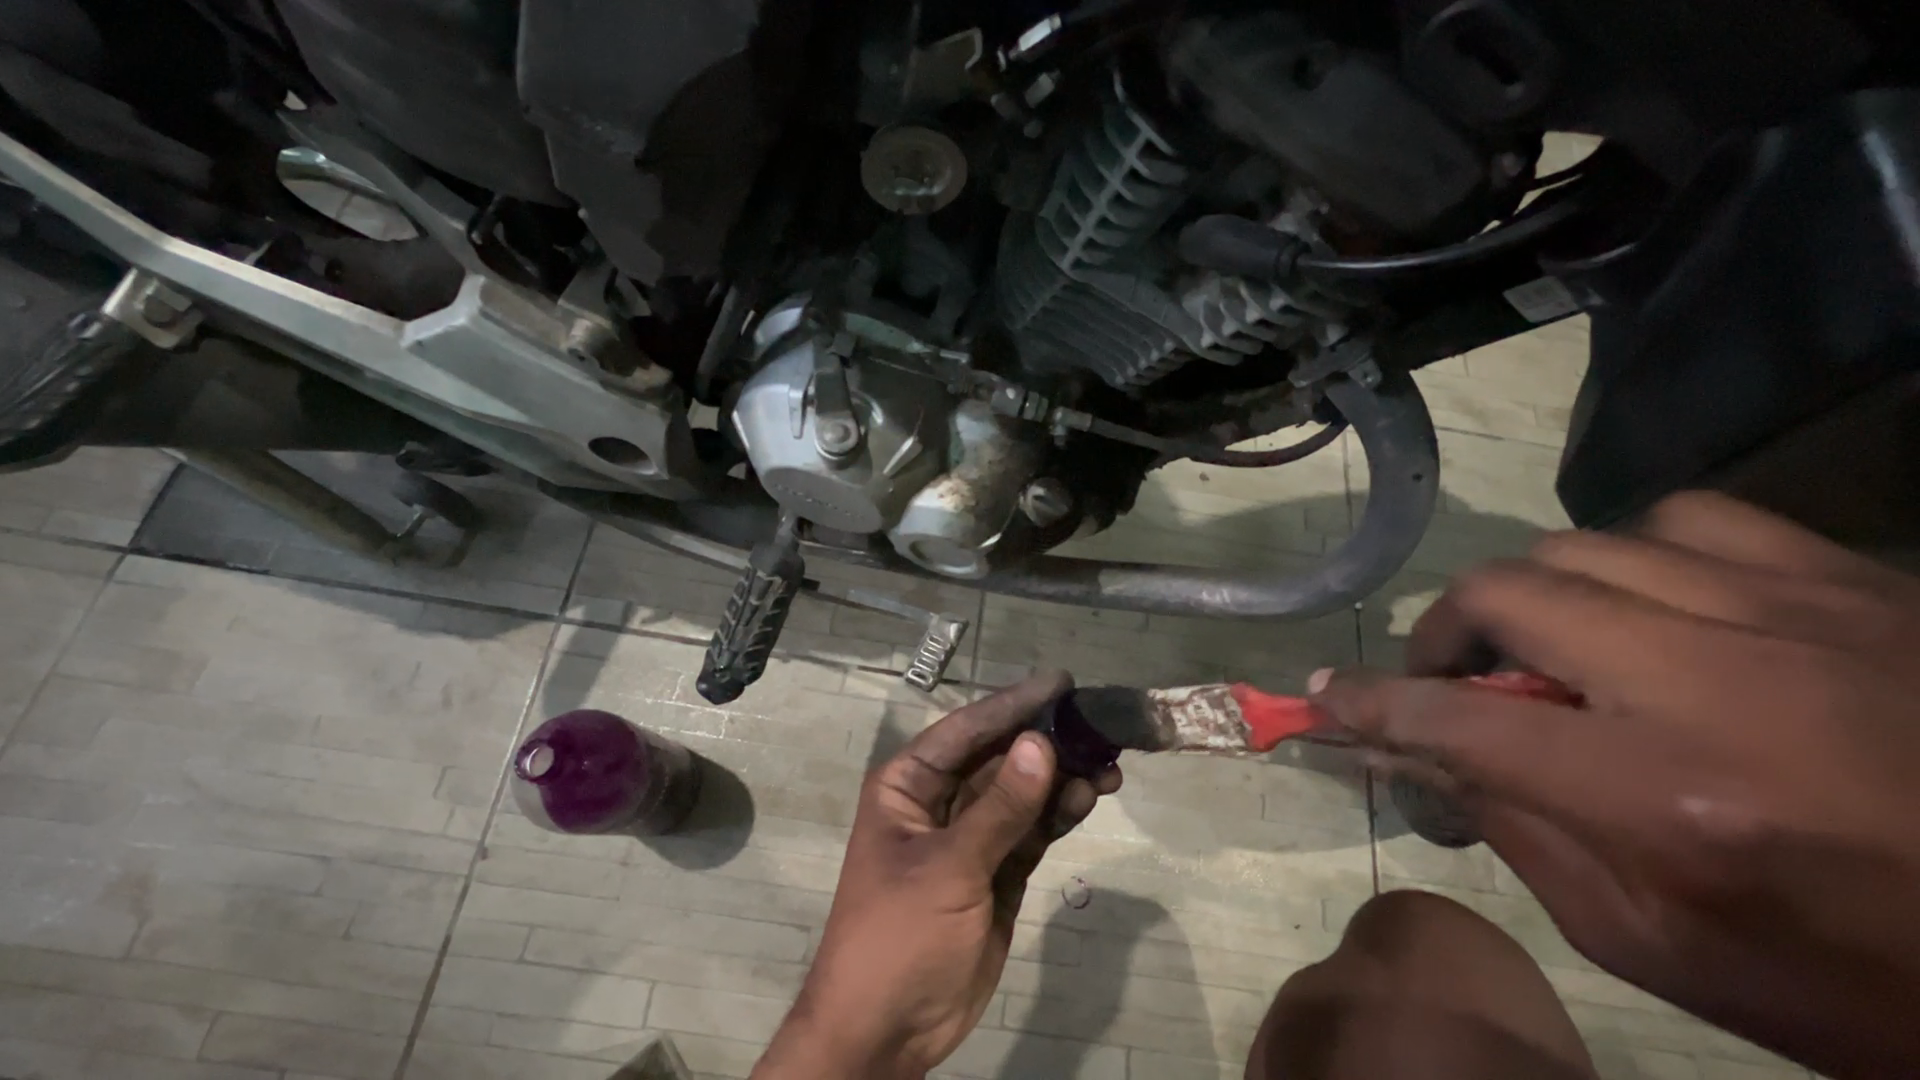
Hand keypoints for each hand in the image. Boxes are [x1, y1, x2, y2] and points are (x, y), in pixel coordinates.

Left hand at [753, 672, 1121, 1078]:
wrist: (885, 1030)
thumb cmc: (898, 935)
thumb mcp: (949, 868)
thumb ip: (999, 808)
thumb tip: (1041, 744)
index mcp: (907, 786)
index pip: (966, 730)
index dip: (1012, 704)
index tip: (1062, 682)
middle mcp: (939, 802)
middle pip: (999, 758)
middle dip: (1046, 741)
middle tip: (1100, 723)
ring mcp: (970, 839)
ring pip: (1021, 794)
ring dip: (1060, 777)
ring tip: (1108, 763)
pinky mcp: (996, 873)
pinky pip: (1031, 831)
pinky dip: (1057, 814)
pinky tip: (1089, 796)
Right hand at [1310, 492, 1919, 1078]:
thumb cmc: (1851, 980)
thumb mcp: (1655, 944)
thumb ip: (1520, 834)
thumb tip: (1428, 756)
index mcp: (1664, 799)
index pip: (1456, 723)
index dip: (1372, 704)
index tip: (1327, 692)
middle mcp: (1714, 684)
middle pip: (1507, 596)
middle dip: (1447, 635)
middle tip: (1455, 678)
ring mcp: (1795, 616)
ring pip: (1587, 543)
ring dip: (1538, 596)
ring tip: (1556, 643)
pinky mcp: (1858, 585)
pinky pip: (1696, 519)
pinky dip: (1640, 555)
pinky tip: (1656, 602)